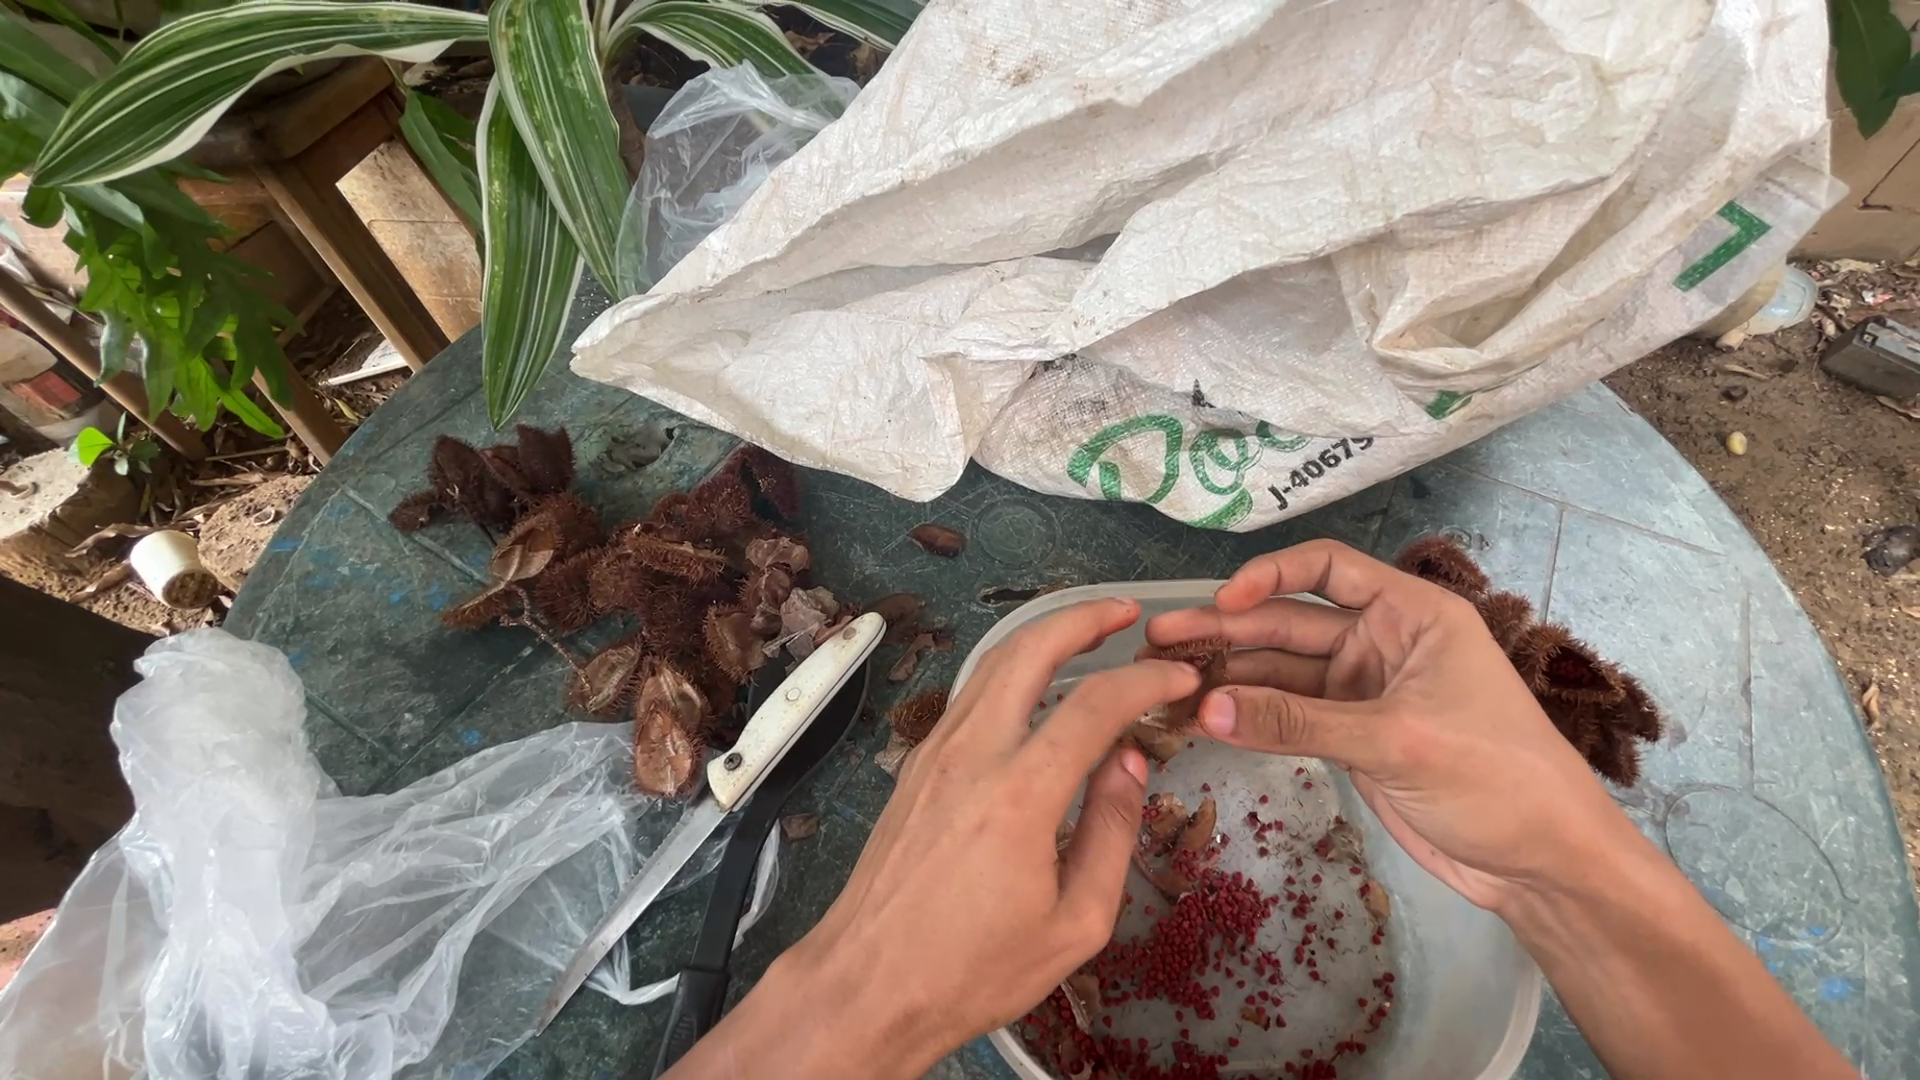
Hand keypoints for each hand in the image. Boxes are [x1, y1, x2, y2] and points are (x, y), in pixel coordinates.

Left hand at [750, 599, 1198, 1077]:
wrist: (869, 980)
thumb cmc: (976, 967)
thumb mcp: (1075, 923)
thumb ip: (1112, 830)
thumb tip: (1130, 759)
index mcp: (1019, 793)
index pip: (1095, 706)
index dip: (1146, 680)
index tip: (1180, 676)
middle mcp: (972, 751)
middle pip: (1029, 650)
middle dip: (1082, 617)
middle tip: (1126, 612)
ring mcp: (935, 748)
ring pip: (993, 662)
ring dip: (1043, 634)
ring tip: (1087, 630)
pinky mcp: (917, 759)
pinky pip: (972, 692)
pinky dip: (1011, 667)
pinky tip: (1034, 680)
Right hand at [1145, 539, 1637, 913]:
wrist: (1543, 869)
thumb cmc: (1496, 779)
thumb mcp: (1396, 740)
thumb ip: (1296, 721)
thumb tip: (1206, 709)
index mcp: (1409, 614)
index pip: (1327, 569)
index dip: (1270, 576)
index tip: (1222, 601)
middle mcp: (1376, 640)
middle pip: (1286, 623)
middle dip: (1224, 630)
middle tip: (1159, 639)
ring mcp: (1355, 688)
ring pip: (1275, 670)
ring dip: (1225, 675)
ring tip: (1164, 680)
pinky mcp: (1342, 731)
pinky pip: (1280, 712)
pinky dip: (1242, 714)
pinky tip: (1199, 716)